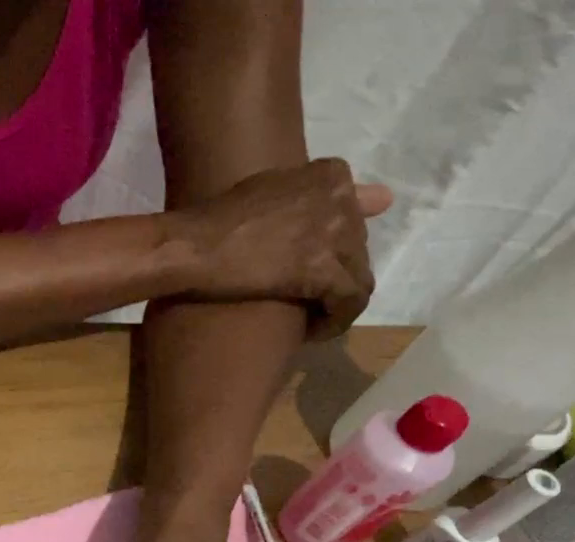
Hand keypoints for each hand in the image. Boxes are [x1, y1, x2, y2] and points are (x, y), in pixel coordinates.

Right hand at [170, 158, 391, 339]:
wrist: (191, 247)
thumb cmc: (216, 219)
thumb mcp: (270, 190)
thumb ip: (317, 194)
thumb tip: (383, 198)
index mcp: (330, 177)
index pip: (353, 215)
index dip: (331, 246)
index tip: (308, 263)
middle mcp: (341, 201)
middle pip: (355, 248)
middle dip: (333, 275)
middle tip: (303, 297)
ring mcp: (334, 236)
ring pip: (358, 277)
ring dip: (334, 302)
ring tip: (308, 319)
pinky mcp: (322, 272)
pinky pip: (349, 302)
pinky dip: (334, 320)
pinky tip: (311, 331)